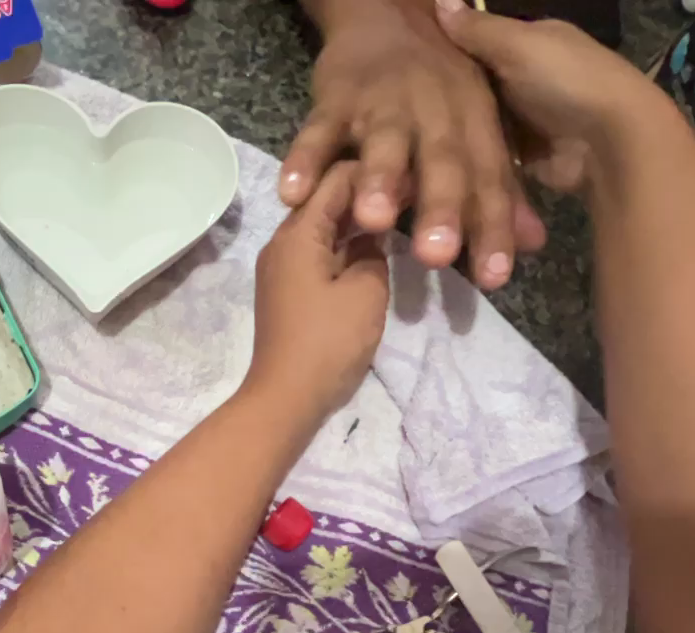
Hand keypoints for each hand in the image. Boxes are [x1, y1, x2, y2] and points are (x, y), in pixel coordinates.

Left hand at [248, 162, 390, 418]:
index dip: (376, 171)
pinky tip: (372, 256)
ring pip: (321, 230)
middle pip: (325, 200)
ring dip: (355, 225)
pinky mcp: (286, 293)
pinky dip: (342, 250)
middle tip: (411, 198)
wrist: (285, 399)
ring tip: (396, 225)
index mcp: (297, 233)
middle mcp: (281, 243)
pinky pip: (316, 256)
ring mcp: (280, 269)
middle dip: (366, 196)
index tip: (413, 176)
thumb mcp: (366, 290)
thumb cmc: (327, 343)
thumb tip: (373, 231)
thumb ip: (374, 250)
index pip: (337, 176)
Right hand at [282, 0, 545, 288]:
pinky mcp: (338, 97)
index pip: (488, 180)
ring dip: (379, 179)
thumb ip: (502, 188)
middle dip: (440, 207)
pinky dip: (305, 160)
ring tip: (372, 220)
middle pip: (442, 161)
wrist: (389, 16)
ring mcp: (385, 102)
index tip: (494, 278)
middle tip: (436, 256)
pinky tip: (292, 194)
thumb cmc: (442, 88)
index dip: (492, 227)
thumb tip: (534, 246)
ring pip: (385, 142)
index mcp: (474, 123)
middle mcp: (435, 110)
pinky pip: (320, 131)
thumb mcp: (482, 130)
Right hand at [431, 0, 677, 194]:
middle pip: (473, 87)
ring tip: (408, 141)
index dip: (445, 53)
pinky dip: (467, 158)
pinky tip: (436, 163)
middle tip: (400, 110)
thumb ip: (478, 30)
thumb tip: (439, 1)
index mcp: (529, 42)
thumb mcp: (518, 45)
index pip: (477, 44)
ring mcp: (523, 120)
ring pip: (475, 123)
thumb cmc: (565, 82)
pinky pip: (485, 155)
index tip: (407, 66)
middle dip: (444, 98)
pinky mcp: (520, 158)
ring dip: (453, 133)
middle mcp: (525, 79)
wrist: (605, 144)